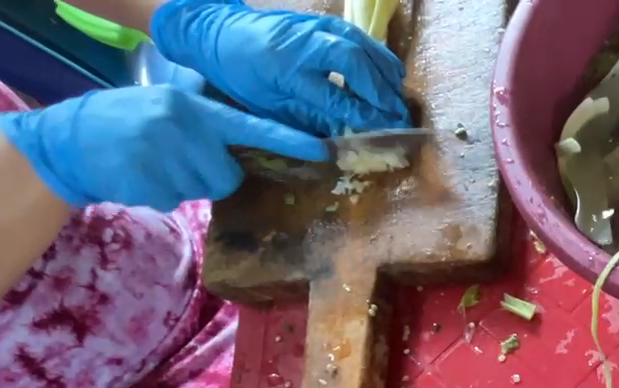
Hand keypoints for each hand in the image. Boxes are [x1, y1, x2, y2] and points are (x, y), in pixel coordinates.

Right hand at [0, 87, 324, 211]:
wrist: (63, 139)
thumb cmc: (125, 127)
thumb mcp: (165, 112)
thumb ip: (206, 130)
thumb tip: (245, 157)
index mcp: (191, 107)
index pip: (250, 127)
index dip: (288, 141)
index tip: (322, 151)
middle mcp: (180, 124)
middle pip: (228, 176)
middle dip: (207, 176)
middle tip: (170, 160)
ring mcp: (162, 150)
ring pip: (205, 190)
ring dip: (183, 186)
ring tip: (151, 164)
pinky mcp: (147, 175)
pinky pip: (177, 199)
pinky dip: (161, 194)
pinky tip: (137, 175)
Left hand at [151, 0, 409, 135]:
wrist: (217, 30)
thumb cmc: (244, 77)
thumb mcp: (272, 106)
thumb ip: (315, 119)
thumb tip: (356, 133)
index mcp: (284, 71)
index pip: (336, 98)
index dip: (365, 117)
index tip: (388, 135)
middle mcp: (301, 44)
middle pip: (353, 62)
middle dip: (382, 93)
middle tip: (401, 117)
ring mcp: (313, 27)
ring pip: (360, 45)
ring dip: (386, 75)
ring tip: (399, 99)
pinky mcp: (322, 21)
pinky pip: (359, 37)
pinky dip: (380, 57)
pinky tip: (390, 76)